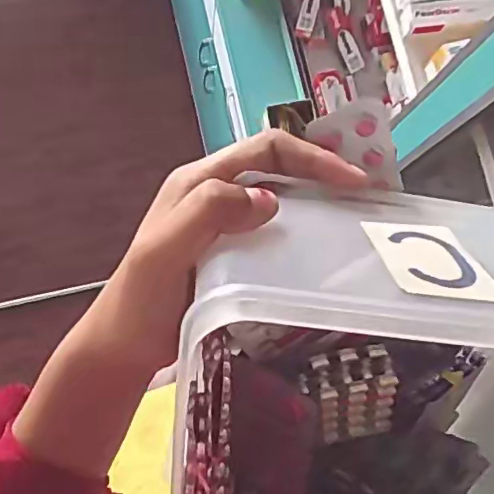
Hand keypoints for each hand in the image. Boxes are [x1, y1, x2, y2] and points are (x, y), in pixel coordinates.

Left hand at [89, 129, 366, 373]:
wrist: (126, 344)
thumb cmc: (140, 298)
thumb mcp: (164, 249)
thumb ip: (208, 213)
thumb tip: (269, 200)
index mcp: (199, 181)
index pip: (266, 149)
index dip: (312, 157)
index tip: (352, 180)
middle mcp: (214, 194)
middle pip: (278, 167)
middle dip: (324, 173)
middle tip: (366, 194)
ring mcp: (224, 224)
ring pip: (281, 198)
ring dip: (318, 202)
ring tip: (355, 218)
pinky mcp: (234, 253)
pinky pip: (276, 233)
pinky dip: (304, 233)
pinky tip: (324, 251)